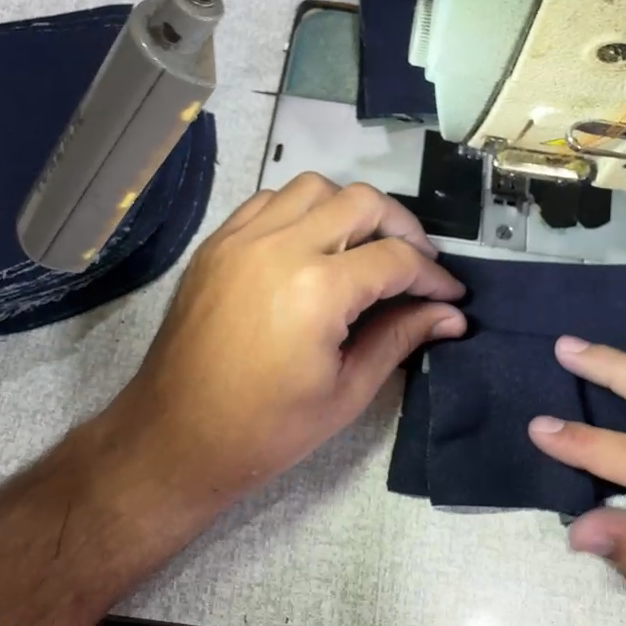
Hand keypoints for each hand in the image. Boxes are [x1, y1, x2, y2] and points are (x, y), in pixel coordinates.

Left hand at [100, 173, 466, 509]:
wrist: (174, 438)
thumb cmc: (265, 430)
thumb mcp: (346, 393)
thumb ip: (401, 338)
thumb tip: (451, 315)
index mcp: (317, 290)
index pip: (396, 259)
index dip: (433, 275)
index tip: (450, 293)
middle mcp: (281, 246)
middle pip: (362, 201)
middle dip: (402, 227)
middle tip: (416, 262)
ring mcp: (243, 238)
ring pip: (315, 187)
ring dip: (350, 208)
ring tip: (364, 247)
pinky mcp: (218, 242)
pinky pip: (270, 199)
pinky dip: (302, 210)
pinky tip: (312, 243)